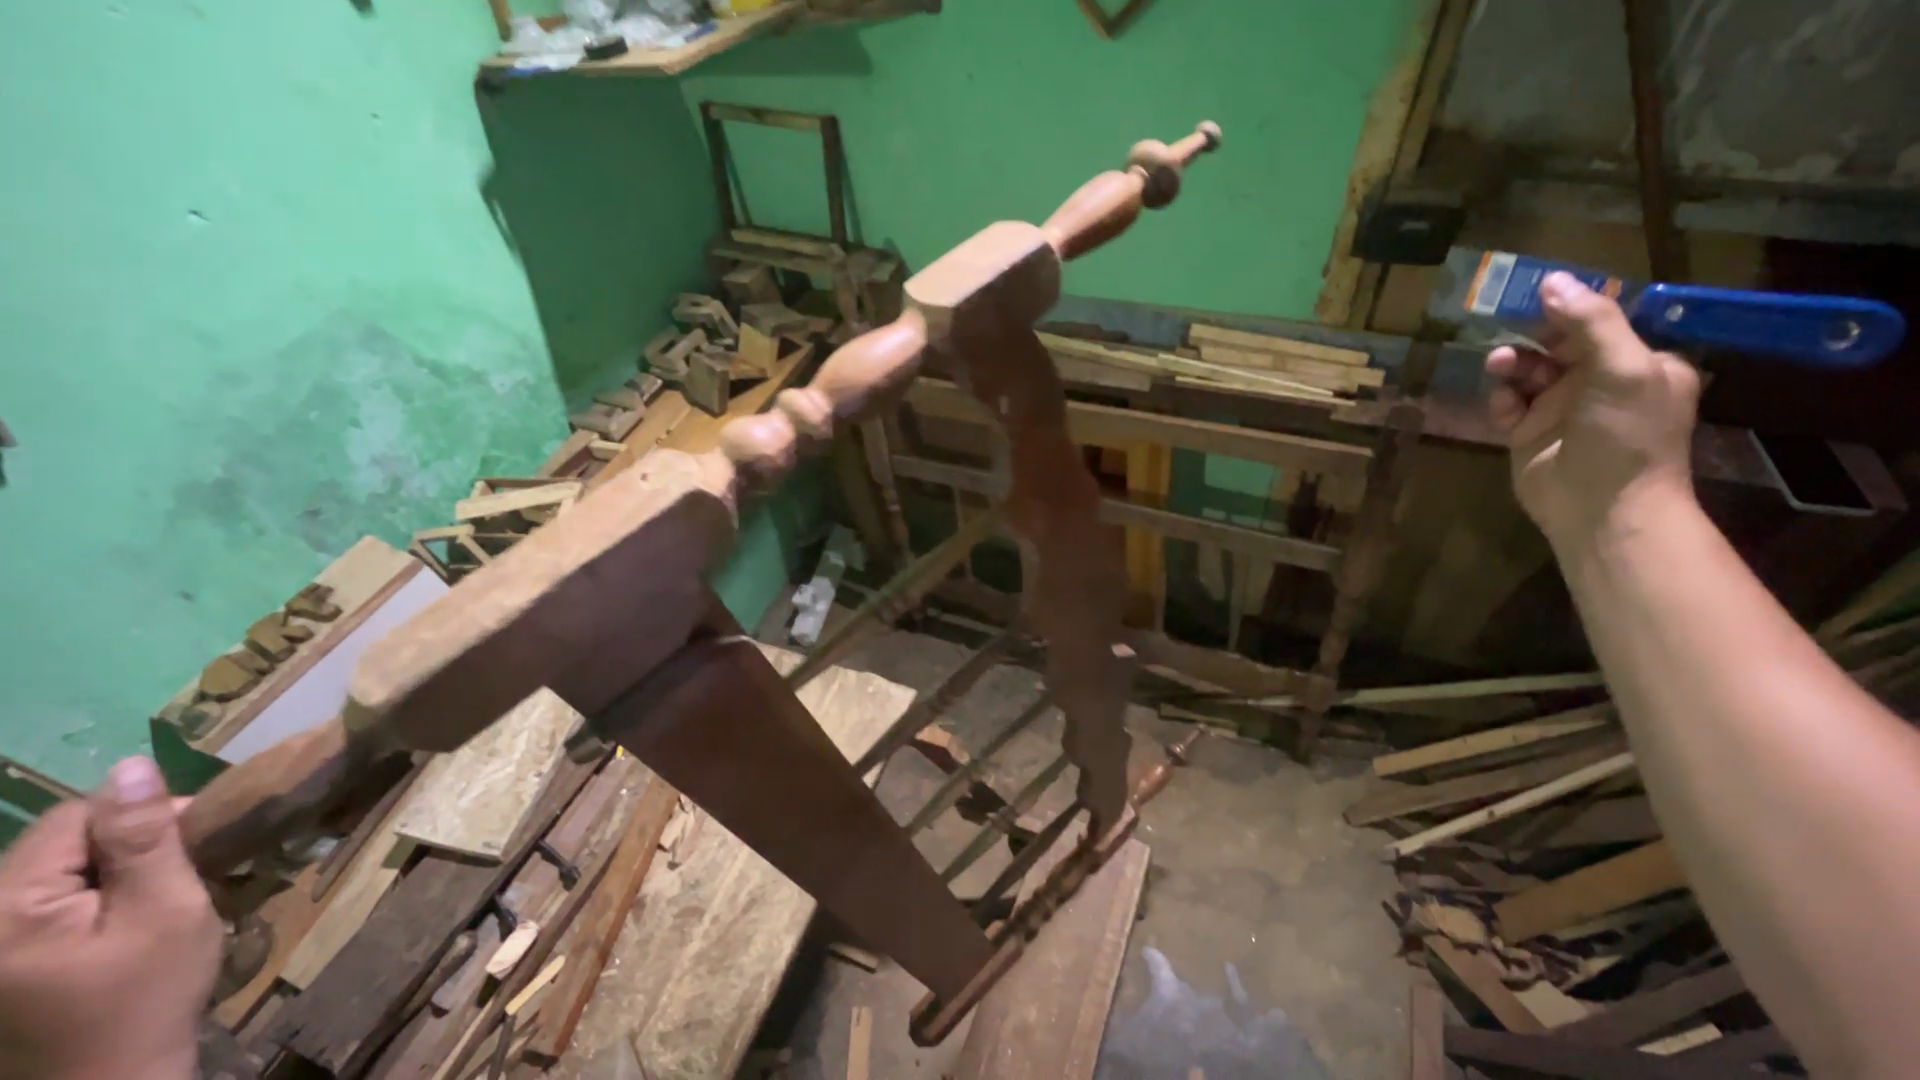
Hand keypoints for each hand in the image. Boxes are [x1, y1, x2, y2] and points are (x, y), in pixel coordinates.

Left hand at [0, 757, 221, 1079]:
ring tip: (165, 894)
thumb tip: (133, 767)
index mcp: (8, 902)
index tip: (201, 838)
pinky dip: (99, 897)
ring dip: (117, 869)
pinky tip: (131, 920)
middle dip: (130, 843)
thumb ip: (146, 839)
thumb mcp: (165, 910)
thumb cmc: (147, 996)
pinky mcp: (5, 957)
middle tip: (190, 869)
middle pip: (62, 841)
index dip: (144, 815)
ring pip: (60, 867)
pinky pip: (52, 899)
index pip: (76, 816)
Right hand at [1487, 271, 1702, 549]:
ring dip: (1512, 362)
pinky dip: (1502, 396)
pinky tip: (1503, 399)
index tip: (1537, 290)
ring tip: (1500, 363)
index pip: (1602, 323)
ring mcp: (1562, 410)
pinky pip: (1507, 404)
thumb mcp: (1623, 367)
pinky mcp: (1528, 434)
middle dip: (1533, 332)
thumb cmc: (1626, 434)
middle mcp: (1600, 384)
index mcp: (1638, 364)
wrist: (1602, 508)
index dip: (1570, 305)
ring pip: (1528, 371)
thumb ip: (1591, 322)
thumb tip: (1552, 281)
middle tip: (1504, 317)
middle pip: (1558, 344)